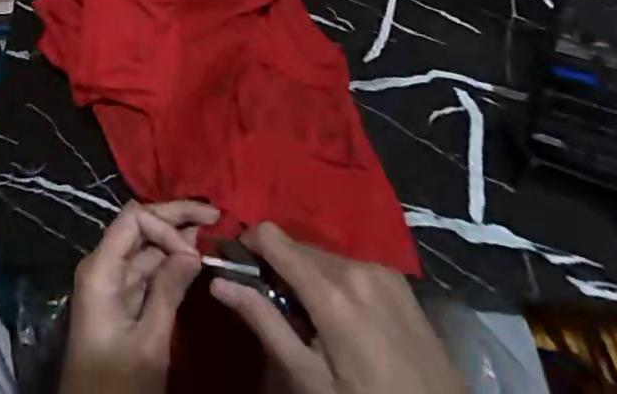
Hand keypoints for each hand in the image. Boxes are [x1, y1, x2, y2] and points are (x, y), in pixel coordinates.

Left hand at [62, 199, 220, 393]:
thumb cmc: (117, 384)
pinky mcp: (120, 299)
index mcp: (101, 269)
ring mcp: (111, 282)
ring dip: (175, 236)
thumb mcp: (149, 342)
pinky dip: (170, 259)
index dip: (166, 224)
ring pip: (145, 245)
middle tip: (213, 214)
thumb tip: (193, 250)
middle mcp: (103, 266)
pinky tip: (192, 256)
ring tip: (209, 230)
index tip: (194, 251)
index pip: (134, 219)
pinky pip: (146, 267)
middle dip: (175, 217)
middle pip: (139, 225)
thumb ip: (169, 290)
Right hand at [209, 222, 459, 393]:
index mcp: (332, 291)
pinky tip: (341, 314)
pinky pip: (350, 264)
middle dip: (278, 266)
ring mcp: (381, 268)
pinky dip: (334, 278)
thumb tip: (219, 282)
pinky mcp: (397, 277)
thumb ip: (264, 323)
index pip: (274, 238)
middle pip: (299, 247)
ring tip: (309, 315)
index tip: (237, 263)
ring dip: (307, 273)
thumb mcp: (309, 378)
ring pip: (324, 255)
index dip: (249, 243)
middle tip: (272, 303)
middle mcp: (356, 266)